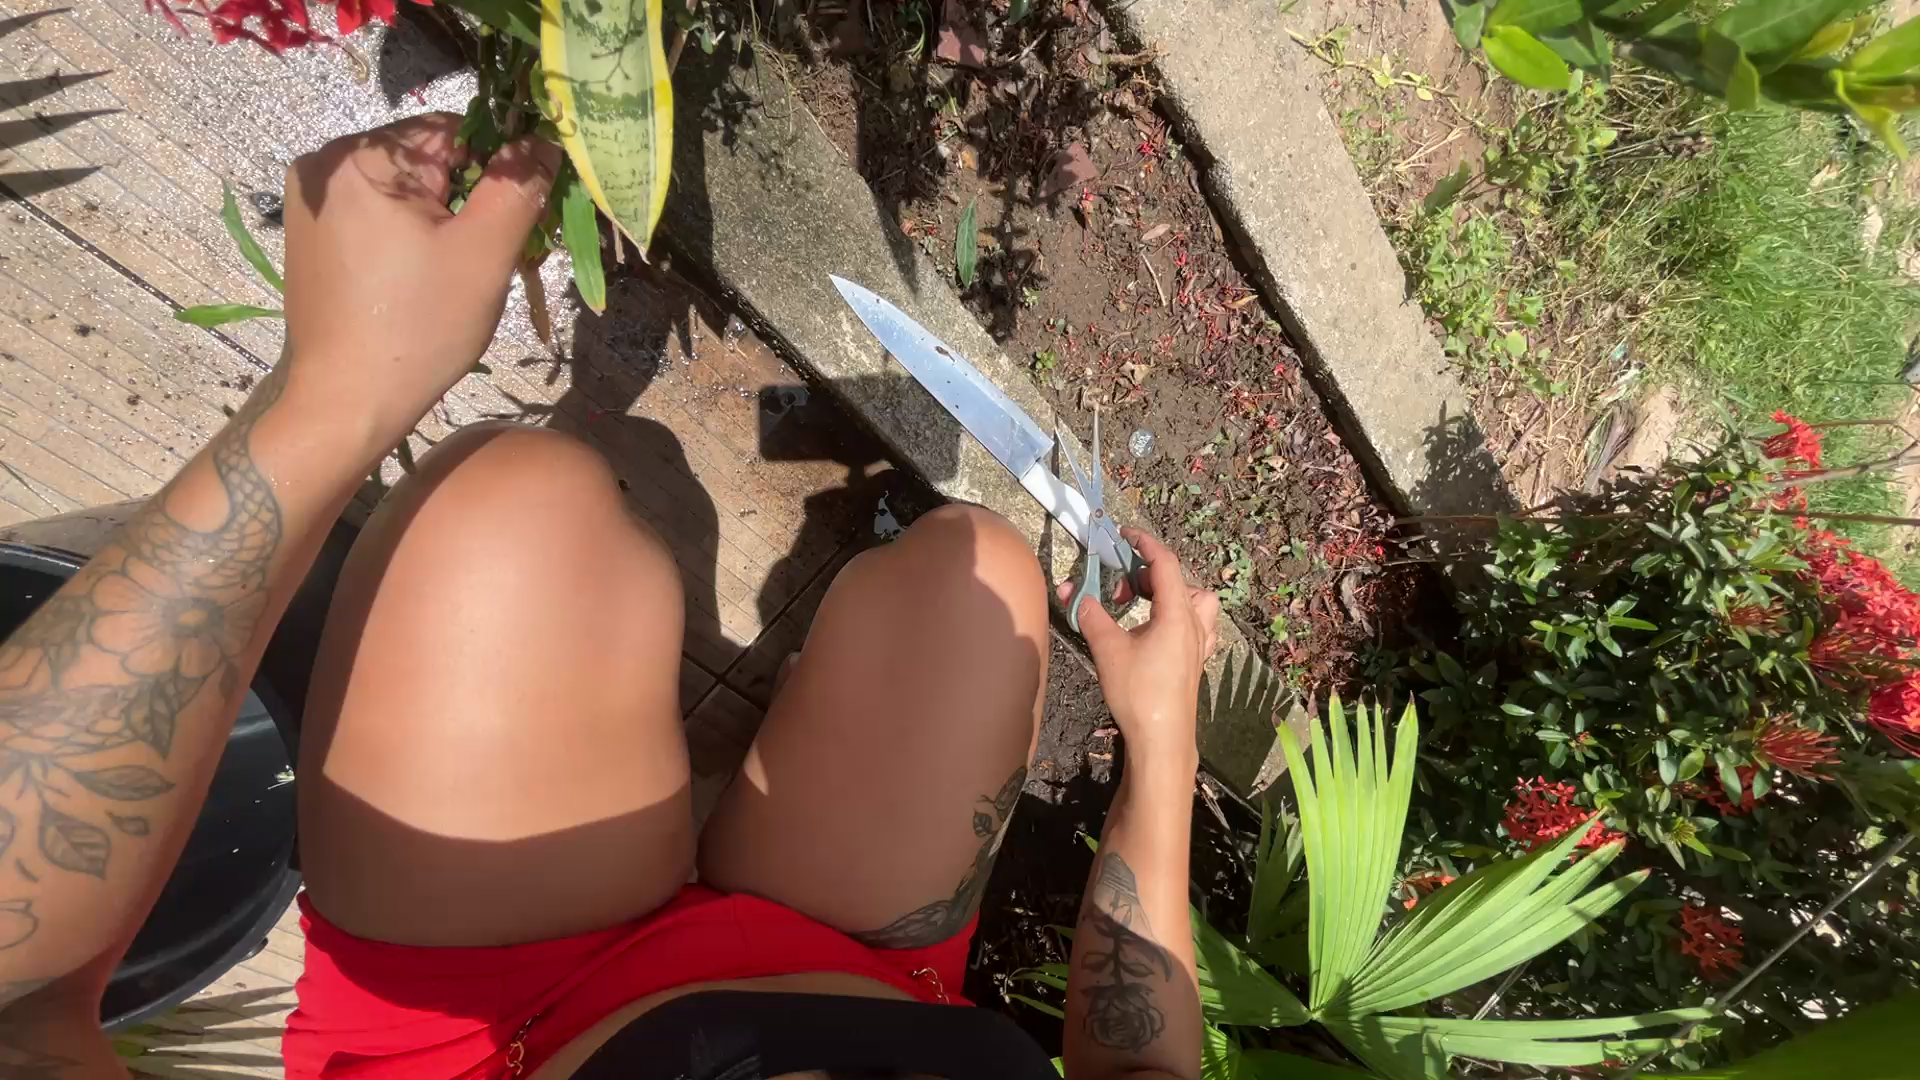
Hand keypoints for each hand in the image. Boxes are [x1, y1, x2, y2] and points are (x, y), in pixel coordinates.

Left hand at [279, 113, 559, 451]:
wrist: (352, 394)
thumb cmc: (423, 324)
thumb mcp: (485, 254)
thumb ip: (517, 189)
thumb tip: (545, 141)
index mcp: (362, 159)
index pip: (455, 132)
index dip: (501, 170)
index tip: (524, 221)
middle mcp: (326, 165)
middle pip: (431, 161)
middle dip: (476, 201)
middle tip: (500, 258)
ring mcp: (313, 201)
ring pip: (410, 191)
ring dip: (451, 222)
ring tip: (465, 275)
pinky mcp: (315, 235)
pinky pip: (384, 216)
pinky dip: (419, 237)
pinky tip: (430, 280)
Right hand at [1062, 529, 1219, 766]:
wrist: (1162, 739)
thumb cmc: (1138, 692)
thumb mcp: (1107, 649)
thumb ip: (1090, 614)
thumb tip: (1071, 591)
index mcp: (1176, 614)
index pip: (1166, 563)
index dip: (1145, 543)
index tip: (1124, 535)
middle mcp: (1194, 624)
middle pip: (1179, 579)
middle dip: (1146, 574)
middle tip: (1119, 590)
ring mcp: (1199, 643)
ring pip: (1195, 600)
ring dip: (1170, 592)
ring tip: (1143, 604)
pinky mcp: (1196, 660)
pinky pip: (1197, 623)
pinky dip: (1180, 614)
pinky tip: (1159, 629)